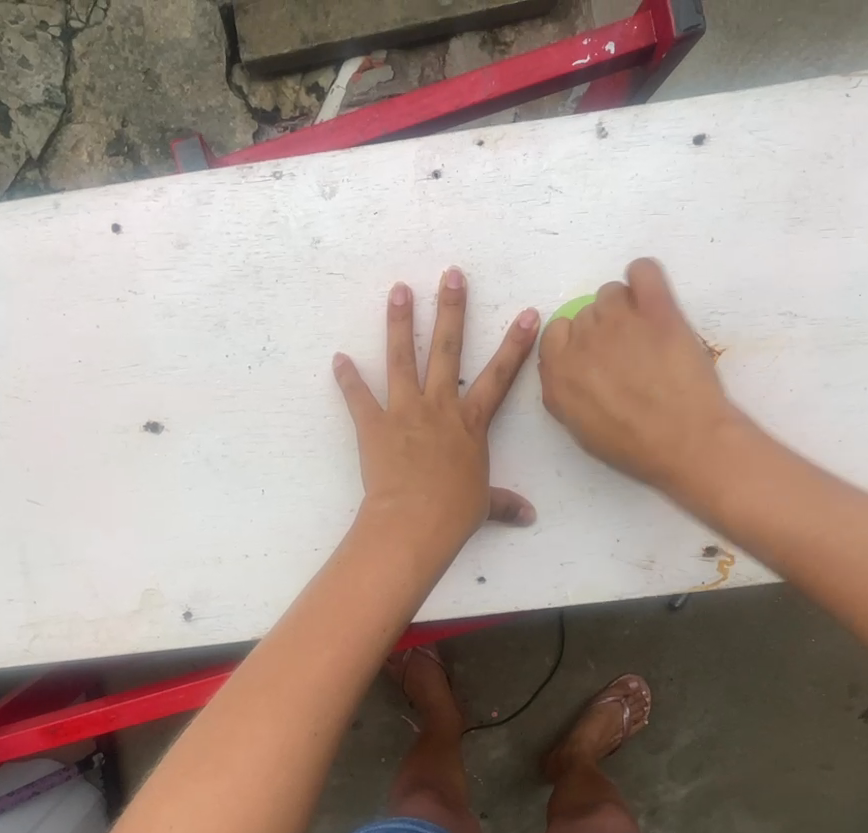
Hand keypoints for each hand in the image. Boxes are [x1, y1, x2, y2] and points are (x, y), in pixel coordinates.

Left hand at [334, 268, 539, 554]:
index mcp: (470, 424)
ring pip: (402, 359)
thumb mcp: (483, 505)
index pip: (500, 376)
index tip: (529, 313)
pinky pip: (358, 396)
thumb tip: (527, 516)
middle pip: (447, 350)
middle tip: (451, 275)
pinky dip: (347, 378)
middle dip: (451, 309)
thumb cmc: (453, 513)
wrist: (414, 522)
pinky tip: (338, 358)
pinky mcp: (374, 425)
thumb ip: (503, 503)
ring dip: (400, 323)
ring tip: (398, 290)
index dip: (516, 344)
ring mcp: (405, 412)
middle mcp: (439, 407)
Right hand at [538, 258, 751, 494]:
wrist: (686, 442)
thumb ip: (563, 392)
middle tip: (627, 353)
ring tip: (645, 333)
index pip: (555, 334)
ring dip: (624, 307)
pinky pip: (643, 270)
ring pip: (611, 293)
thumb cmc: (634, 446)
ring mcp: (619, 322)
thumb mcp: (579, 428)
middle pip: (585, 314)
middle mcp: (581, 342)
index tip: (594, 356)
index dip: (576, 343)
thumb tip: (568, 369)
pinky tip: (651, 294)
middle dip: (601, 329)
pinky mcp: (657, 309)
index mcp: (557, 373)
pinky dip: (645, 276)